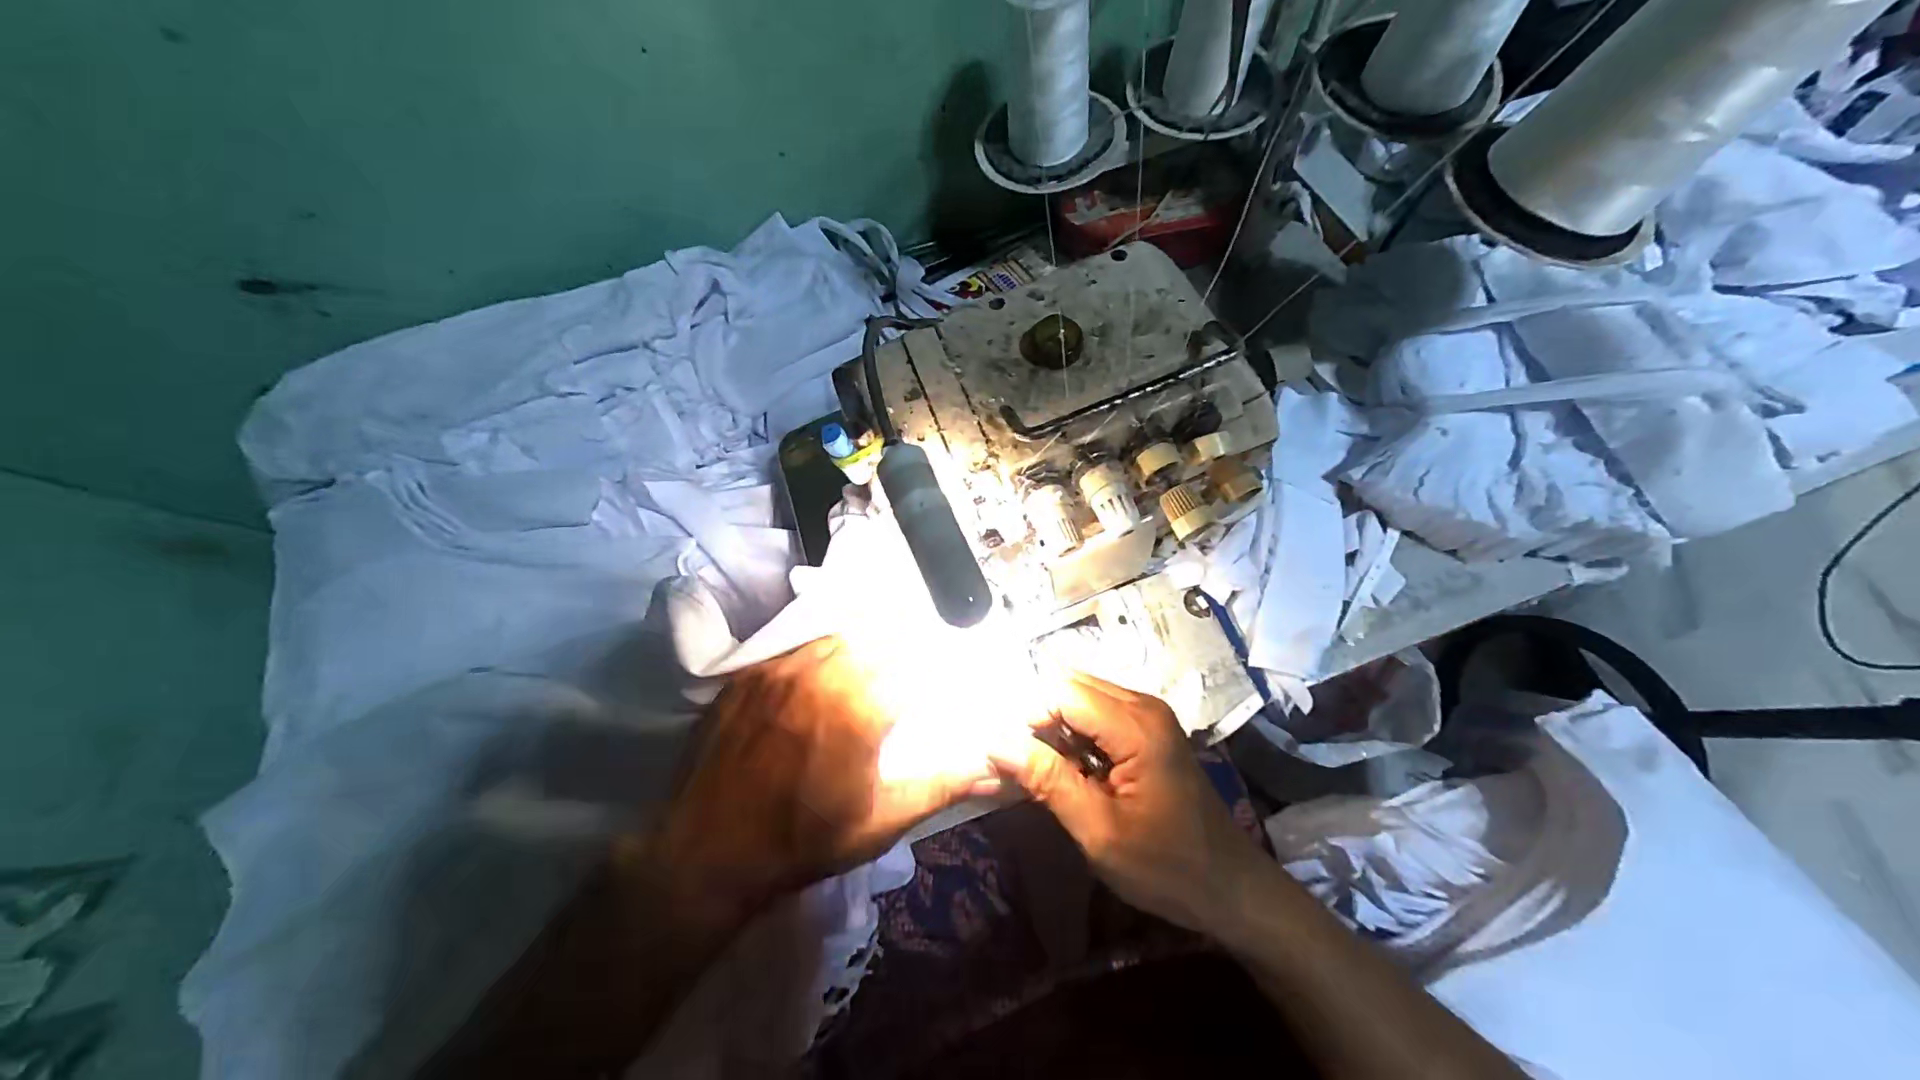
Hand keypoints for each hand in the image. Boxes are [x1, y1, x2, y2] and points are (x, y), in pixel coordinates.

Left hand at [638, 636, 985, 922]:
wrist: (708, 852)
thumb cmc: (804, 840)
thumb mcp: (881, 823)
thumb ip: (940, 788)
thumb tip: (992, 770)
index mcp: (861, 708)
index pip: (914, 664)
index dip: (933, 663)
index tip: (944, 667)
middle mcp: (823, 675)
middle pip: (877, 637)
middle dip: (902, 641)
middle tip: (915, 652)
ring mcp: (780, 670)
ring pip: (835, 636)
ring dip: (862, 641)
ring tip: (875, 653)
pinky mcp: (749, 674)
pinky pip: (796, 647)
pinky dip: (821, 650)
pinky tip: (825, 667)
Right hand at [990, 672, 1264, 937]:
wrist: (1231, 889)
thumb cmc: (1167, 867)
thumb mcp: (1099, 832)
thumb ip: (1049, 781)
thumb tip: (996, 742)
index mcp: (1136, 726)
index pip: (1061, 691)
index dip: (1028, 718)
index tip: (1010, 759)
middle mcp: (1143, 706)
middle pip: (1070, 687)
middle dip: (1036, 719)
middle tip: (1017, 765)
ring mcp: (1148, 717)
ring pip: (1081, 699)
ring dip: (1053, 729)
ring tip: (1035, 772)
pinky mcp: (1148, 732)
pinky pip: (1097, 716)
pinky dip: (1073, 736)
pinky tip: (1064, 772)